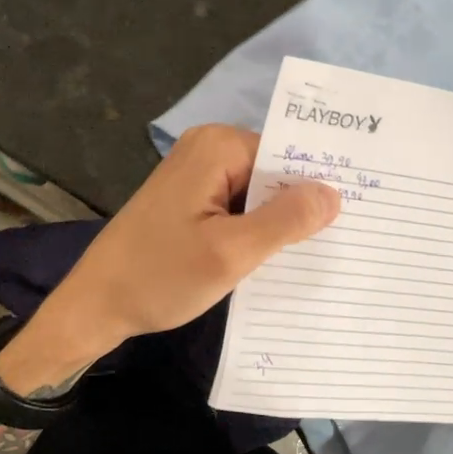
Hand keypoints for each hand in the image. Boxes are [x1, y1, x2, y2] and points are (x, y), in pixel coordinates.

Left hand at [29, 124, 341, 361]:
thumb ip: (285, 221)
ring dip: (276, 227)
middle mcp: (206, 150)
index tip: (357, 221)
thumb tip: (334, 193)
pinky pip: (235, 211)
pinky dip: (252, 235)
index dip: (318, 189)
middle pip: (274, 174)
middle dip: (299, 209)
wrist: (96, 305)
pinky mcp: (187, 204)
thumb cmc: (159, 277)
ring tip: (311, 258)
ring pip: (257, 197)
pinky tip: (271, 262)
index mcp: (218, 147)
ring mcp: (194, 178)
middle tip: (342, 245)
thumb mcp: (231, 253)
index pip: (290, 156)